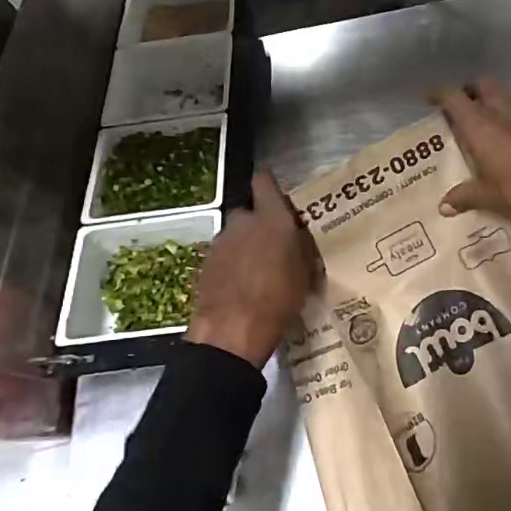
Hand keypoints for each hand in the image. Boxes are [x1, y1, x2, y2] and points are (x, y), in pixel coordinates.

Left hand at [188, 171, 321, 367]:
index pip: (264, 180)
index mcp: (271, 217)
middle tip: (274, 249)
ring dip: (245, 248)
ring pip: (236, 236)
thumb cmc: (279, 299)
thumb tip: (297, 237)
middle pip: (249, 213)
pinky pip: (224, 256)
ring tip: (258, 274)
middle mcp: (242, 221)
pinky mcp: (205, 262)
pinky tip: (242, 287)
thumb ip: (299, 246)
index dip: (269, 184)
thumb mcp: (305, 272)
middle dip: (259, 226)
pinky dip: (232, 266)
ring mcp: (220, 241)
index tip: (277, 196)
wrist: (232, 329)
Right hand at [430, 78, 510, 228]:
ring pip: (505, 97)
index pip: (452, 97)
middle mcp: (502, 112)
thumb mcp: (487, 198)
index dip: (438, 94)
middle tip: (460, 108)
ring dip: (493, 103)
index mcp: (479, 125)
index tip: (429, 99)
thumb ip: (463, 196)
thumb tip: (444, 206)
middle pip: (482, 85)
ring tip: (485, 125)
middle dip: (470, 91)